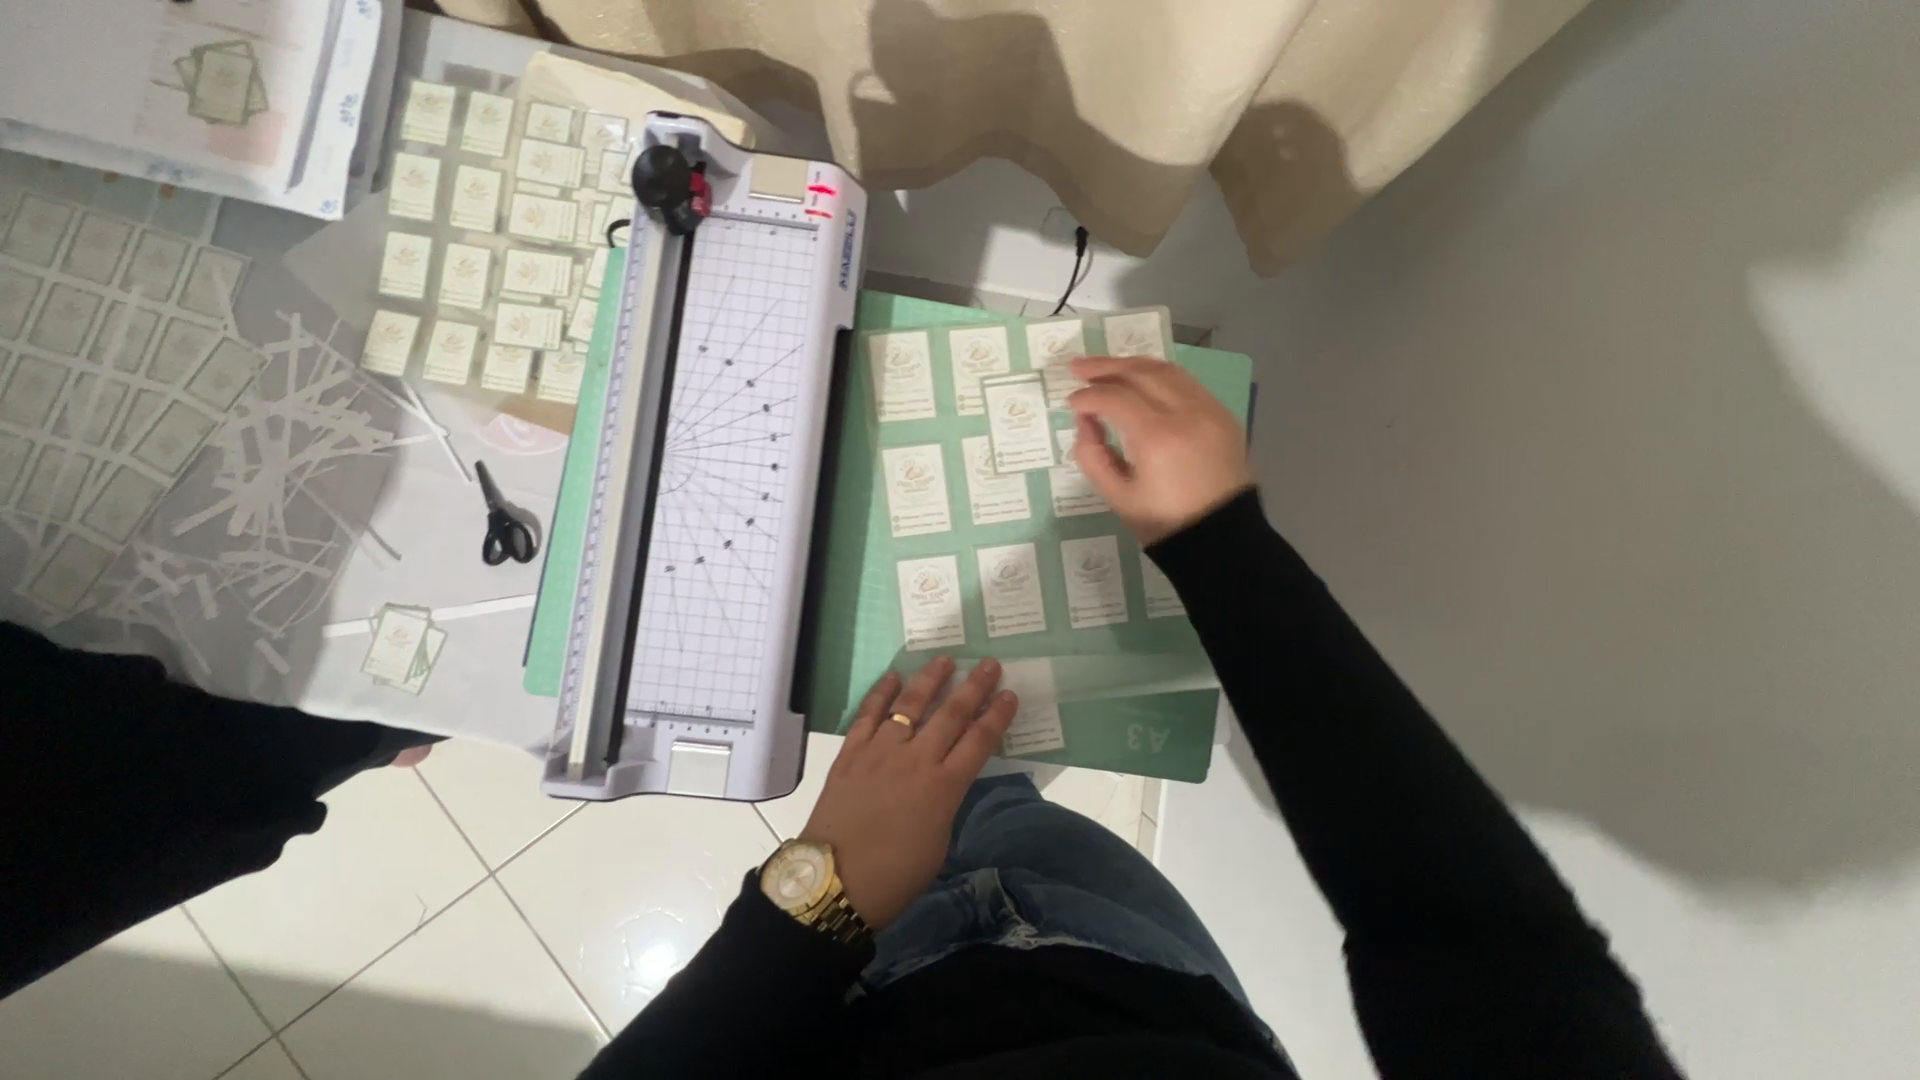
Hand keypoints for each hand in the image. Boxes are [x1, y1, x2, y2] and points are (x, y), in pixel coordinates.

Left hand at [800, 656, 1017, 928]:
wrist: (834, 884)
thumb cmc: (895, 876)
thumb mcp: (938, 843)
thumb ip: (945, 803)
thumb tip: (945, 781)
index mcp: (943, 787)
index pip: (979, 741)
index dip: (997, 716)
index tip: (1010, 695)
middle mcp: (915, 760)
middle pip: (951, 714)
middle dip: (974, 687)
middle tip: (989, 664)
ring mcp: (880, 752)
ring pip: (910, 705)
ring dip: (930, 679)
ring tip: (945, 660)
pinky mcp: (850, 754)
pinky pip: (868, 715)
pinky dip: (881, 694)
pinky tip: (893, 678)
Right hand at [1066, 356, 1252, 544]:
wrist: (1222, 537)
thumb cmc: (1164, 522)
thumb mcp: (1117, 497)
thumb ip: (1093, 455)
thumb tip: (1085, 422)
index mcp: (1157, 438)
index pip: (1115, 398)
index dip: (1088, 397)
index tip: (1071, 403)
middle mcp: (1186, 413)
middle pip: (1141, 373)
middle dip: (1105, 367)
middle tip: (1077, 368)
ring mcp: (1209, 410)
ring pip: (1166, 370)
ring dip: (1132, 365)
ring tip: (1106, 368)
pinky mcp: (1222, 414)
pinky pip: (1186, 382)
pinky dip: (1159, 375)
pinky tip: (1141, 380)